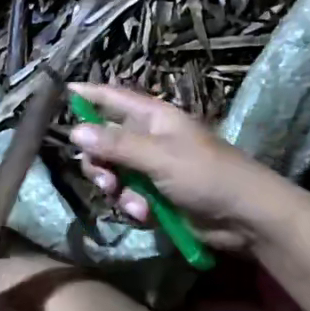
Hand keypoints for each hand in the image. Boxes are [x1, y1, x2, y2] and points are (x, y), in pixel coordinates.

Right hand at [67, 82, 298, 251]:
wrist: (245, 217)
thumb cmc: (205, 174)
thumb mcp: (158, 157)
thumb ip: (116, 145)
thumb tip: (75, 131)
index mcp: (153, 117)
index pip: (113, 98)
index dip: (89, 95)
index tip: (64, 93)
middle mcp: (148, 138)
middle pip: (104, 141)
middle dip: (99, 162)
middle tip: (104, 180)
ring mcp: (152, 167)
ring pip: (113, 171)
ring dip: (116, 188)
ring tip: (131, 204)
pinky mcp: (156, 194)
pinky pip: (127, 194)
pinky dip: (131, 205)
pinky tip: (145, 215)